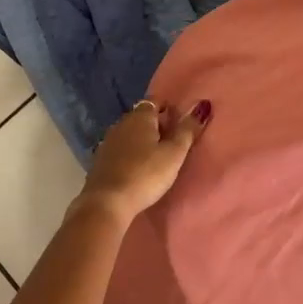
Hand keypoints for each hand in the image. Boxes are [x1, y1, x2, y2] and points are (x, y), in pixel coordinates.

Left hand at [75, 100, 210, 223]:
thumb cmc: (145, 174)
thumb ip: (187, 130)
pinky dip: (130, 152)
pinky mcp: (100, 159)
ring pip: (130, 132)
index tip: (180, 122)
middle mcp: (122, 123)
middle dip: (157, 124)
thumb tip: (202, 105)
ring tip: (157, 156)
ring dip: (143, 139)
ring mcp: (108, 141)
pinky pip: (120, 148)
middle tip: (173, 141)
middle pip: (142, 116)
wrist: (107, 202)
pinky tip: (137, 167)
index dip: (169, 108)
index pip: (156, 101)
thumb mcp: (174, 154)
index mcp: (140, 116)